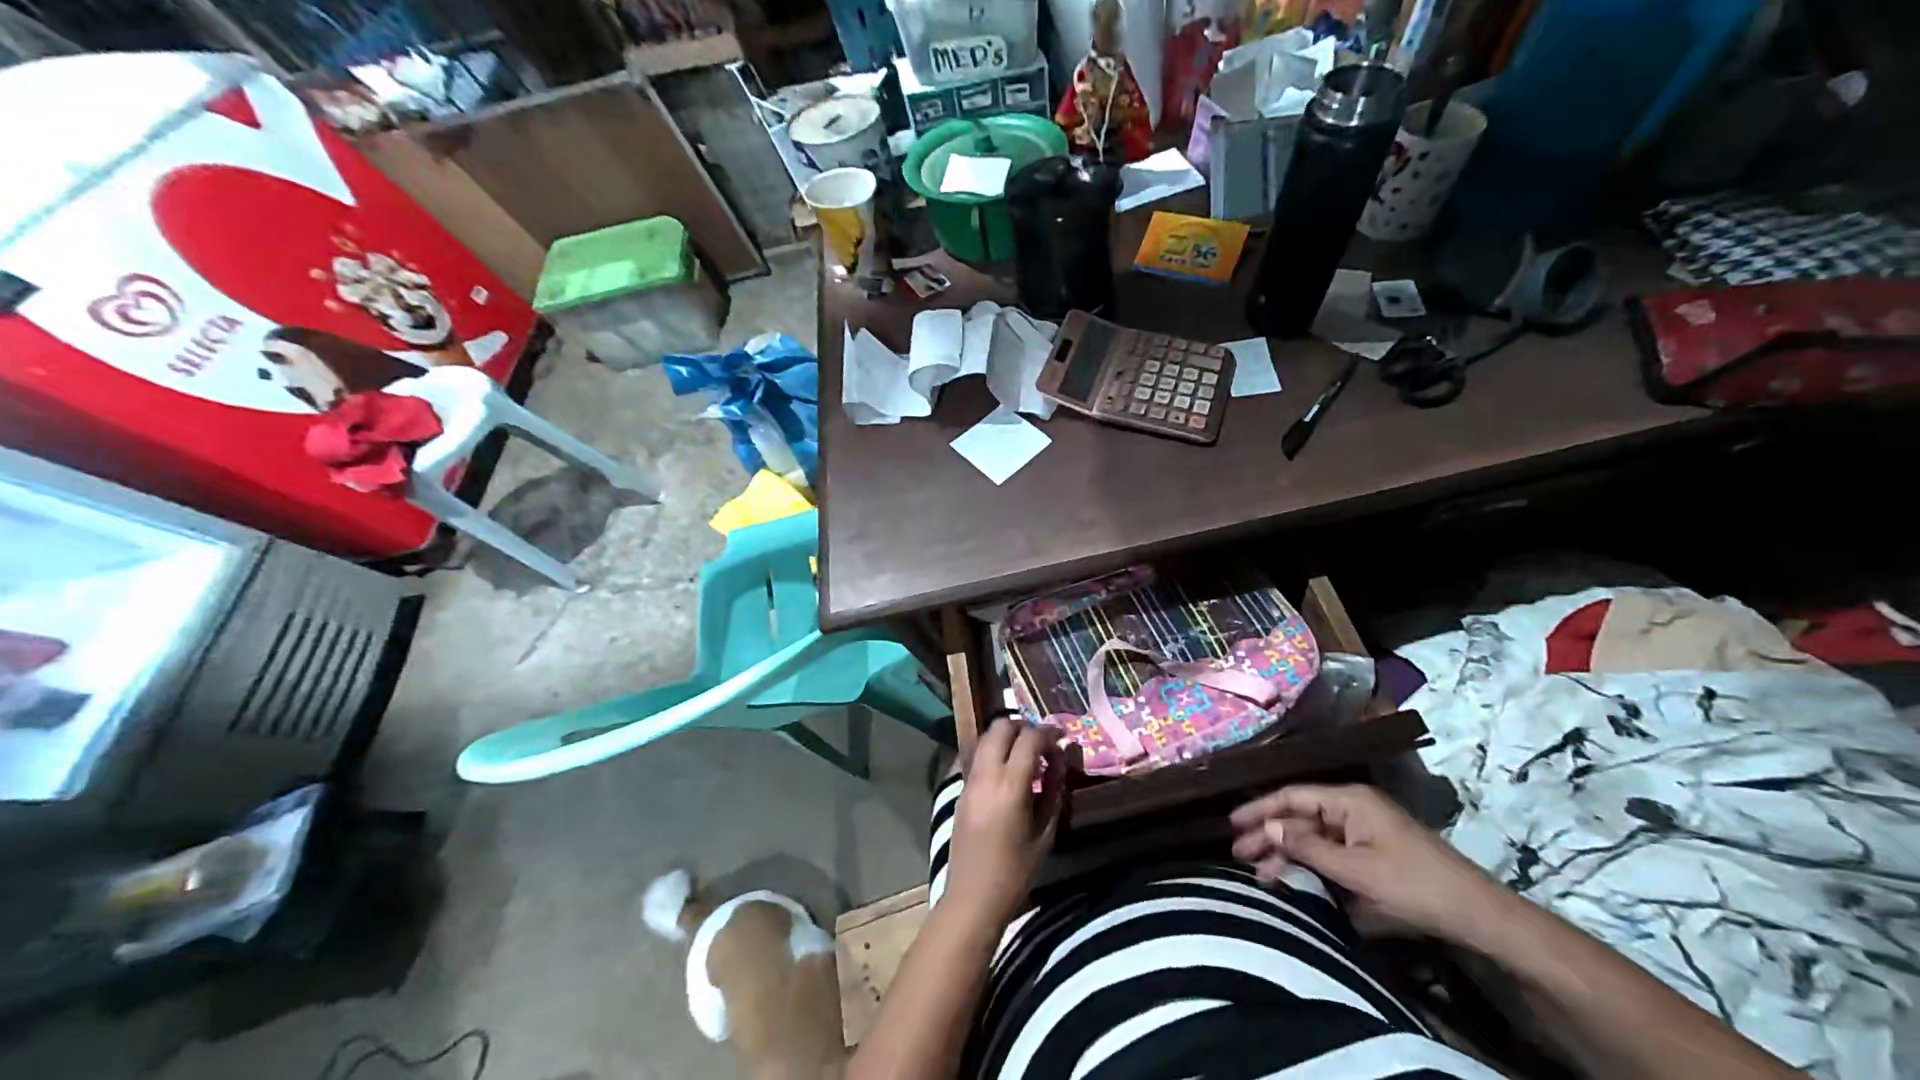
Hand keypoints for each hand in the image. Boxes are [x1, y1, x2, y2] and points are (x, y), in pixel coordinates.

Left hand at [945, 719, 1067, 930]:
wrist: (972, 898)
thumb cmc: (1016, 872)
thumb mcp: (1045, 832)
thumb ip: (1054, 789)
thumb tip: (1061, 758)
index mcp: (1010, 786)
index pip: (1029, 739)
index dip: (1049, 732)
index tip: (1063, 738)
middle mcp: (985, 776)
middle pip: (1000, 727)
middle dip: (1024, 726)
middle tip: (1042, 742)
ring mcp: (969, 781)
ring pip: (985, 738)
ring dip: (1007, 737)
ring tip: (1028, 756)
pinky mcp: (960, 791)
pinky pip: (978, 757)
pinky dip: (995, 752)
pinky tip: (1010, 772)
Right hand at [1230, 783, 1509, 942]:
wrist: (1476, 914)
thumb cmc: (1412, 885)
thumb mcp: (1354, 870)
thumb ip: (1306, 847)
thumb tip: (1267, 828)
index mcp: (1348, 801)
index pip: (1292, 796)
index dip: (1259, 809)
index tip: (1231, 823)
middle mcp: (1352, 808)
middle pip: (1299, 817)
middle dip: (1268, 835)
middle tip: (1238, 854)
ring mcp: (1363, 831)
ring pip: (1313, 838)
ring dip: (1286, 854)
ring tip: (1259, 874)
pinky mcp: (1372, 853)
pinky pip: (1330, 853)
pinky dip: (1309, 865)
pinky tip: (1291, 879)